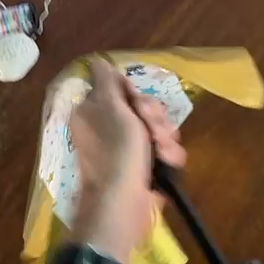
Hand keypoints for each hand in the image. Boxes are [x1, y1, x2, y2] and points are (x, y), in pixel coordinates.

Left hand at [68, 58, 185, 256]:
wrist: (123, 204)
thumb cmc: (116, 151)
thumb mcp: (109, 107)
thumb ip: (106, 81)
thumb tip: (97, 60)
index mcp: (94, 111)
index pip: (122, 89)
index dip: (136, 95)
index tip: (138, 105)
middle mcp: (108, 128)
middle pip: (143, 108)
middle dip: (154, 118)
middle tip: (152, 130)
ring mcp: (127, 149)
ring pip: (157, 129)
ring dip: (166, 138)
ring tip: (162, 152)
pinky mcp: (145, 167)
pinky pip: (164, 151)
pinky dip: (168, 156)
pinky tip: (167, 163)